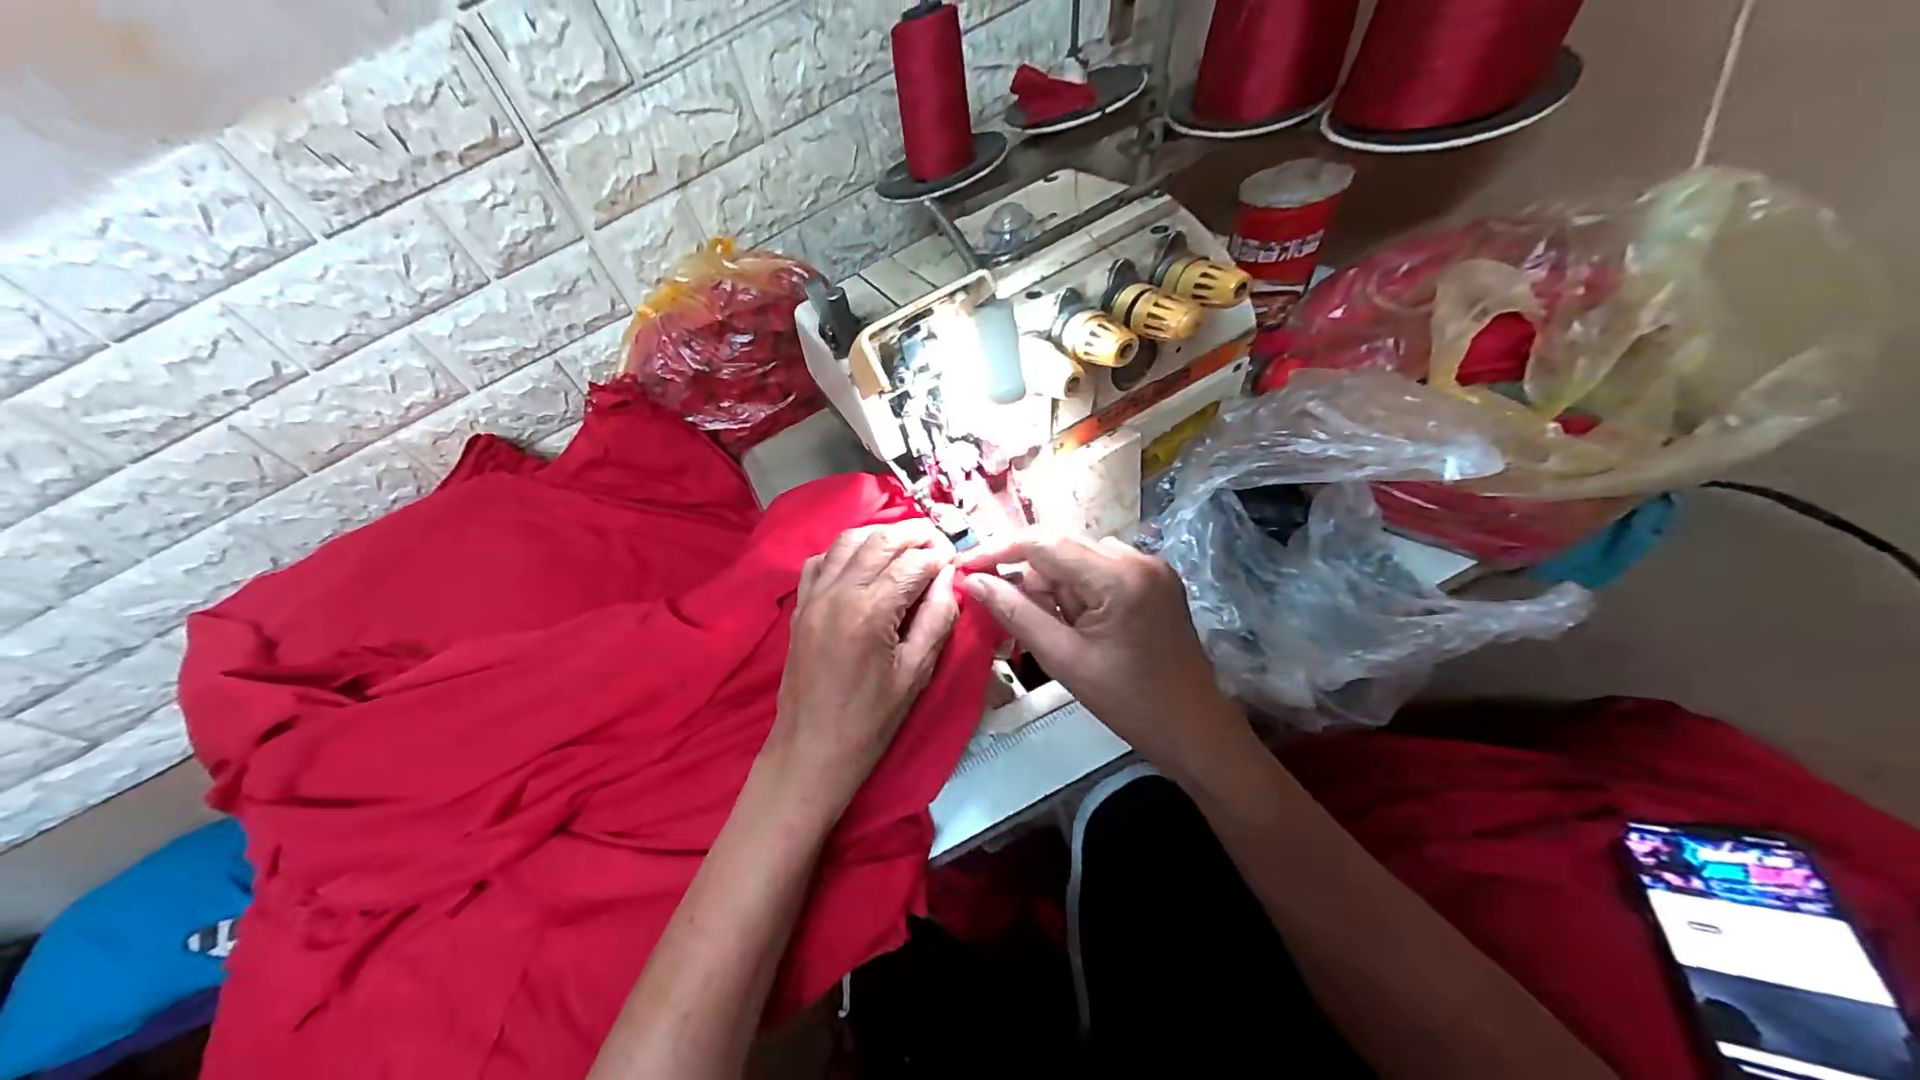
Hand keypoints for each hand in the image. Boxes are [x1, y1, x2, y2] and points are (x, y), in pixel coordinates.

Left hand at [768, 521, 960, 808]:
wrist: (811, 749)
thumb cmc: (870, 721)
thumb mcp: (916, 673)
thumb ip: (938, 618)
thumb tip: (949, 578)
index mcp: (870, 612)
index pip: (913, 563)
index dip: (940, 556)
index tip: (956, 560)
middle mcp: (838, 592)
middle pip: (881, 540)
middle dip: (915, 534)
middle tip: (938, 544)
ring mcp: (814, 596)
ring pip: (848, 540)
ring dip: (881, 534)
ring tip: (907, 544)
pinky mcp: (800, 606)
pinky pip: (821, 559)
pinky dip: (846, 550)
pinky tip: (865, 561)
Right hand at [959, 533, 1250, 777]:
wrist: (1195, 729)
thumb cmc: (1128, 702)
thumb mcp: (1064, 660)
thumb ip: (1015, 613)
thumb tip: (973, 581)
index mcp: (1118, 576)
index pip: (1044, 543)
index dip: (998, 550)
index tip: (965, 566)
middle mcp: (1138, 558)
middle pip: (1062, 548)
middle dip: (1031, 577)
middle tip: (1011, 616)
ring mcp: (1152, 567)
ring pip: (1080, 558)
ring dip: (1055, 585)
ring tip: (1057, 631)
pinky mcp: (1157, 580)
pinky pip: (1102, 570)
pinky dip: (1080, 589)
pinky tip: (1080, 624)